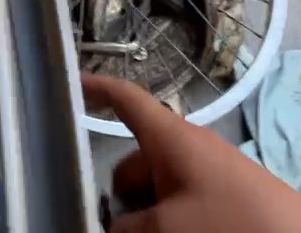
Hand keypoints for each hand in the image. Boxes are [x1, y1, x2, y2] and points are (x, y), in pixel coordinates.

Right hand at [83, 75, 300, 232]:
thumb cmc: (233, 227)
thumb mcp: (167, 230)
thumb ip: (128, 228)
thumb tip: (113, 228)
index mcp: (169, 138)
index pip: (124, 99)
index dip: (94, 88)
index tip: (67, 82)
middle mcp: (187, 150)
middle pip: (134, 163)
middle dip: (118, 196)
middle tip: (107, 227)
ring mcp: (210, 180)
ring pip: (158, 194)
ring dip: (144, 219)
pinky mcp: (230, 207)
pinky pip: (184, 210)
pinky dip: (169, 225)